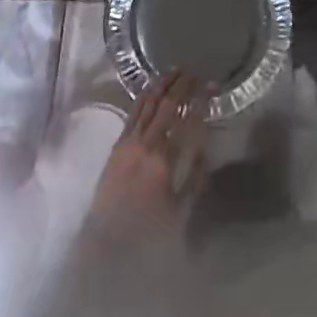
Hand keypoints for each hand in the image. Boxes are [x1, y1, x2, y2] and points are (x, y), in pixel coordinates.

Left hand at [87, 71, 212, 242]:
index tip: (210, 85)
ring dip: (160, 86)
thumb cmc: (148, 232)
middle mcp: (143, 144)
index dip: (199, 100)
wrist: (106, 244)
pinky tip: (151, 91)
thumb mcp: (180, 210)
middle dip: (180, 86)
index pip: (184, 118)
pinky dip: (144, 98)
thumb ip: (194, 178)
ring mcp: (127, 143)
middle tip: (193, 73)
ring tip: (173, 72)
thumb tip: (206, 151)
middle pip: (164, 105)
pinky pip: (132, 114)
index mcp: (162, 159)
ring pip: (146, 104)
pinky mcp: (117, 146)